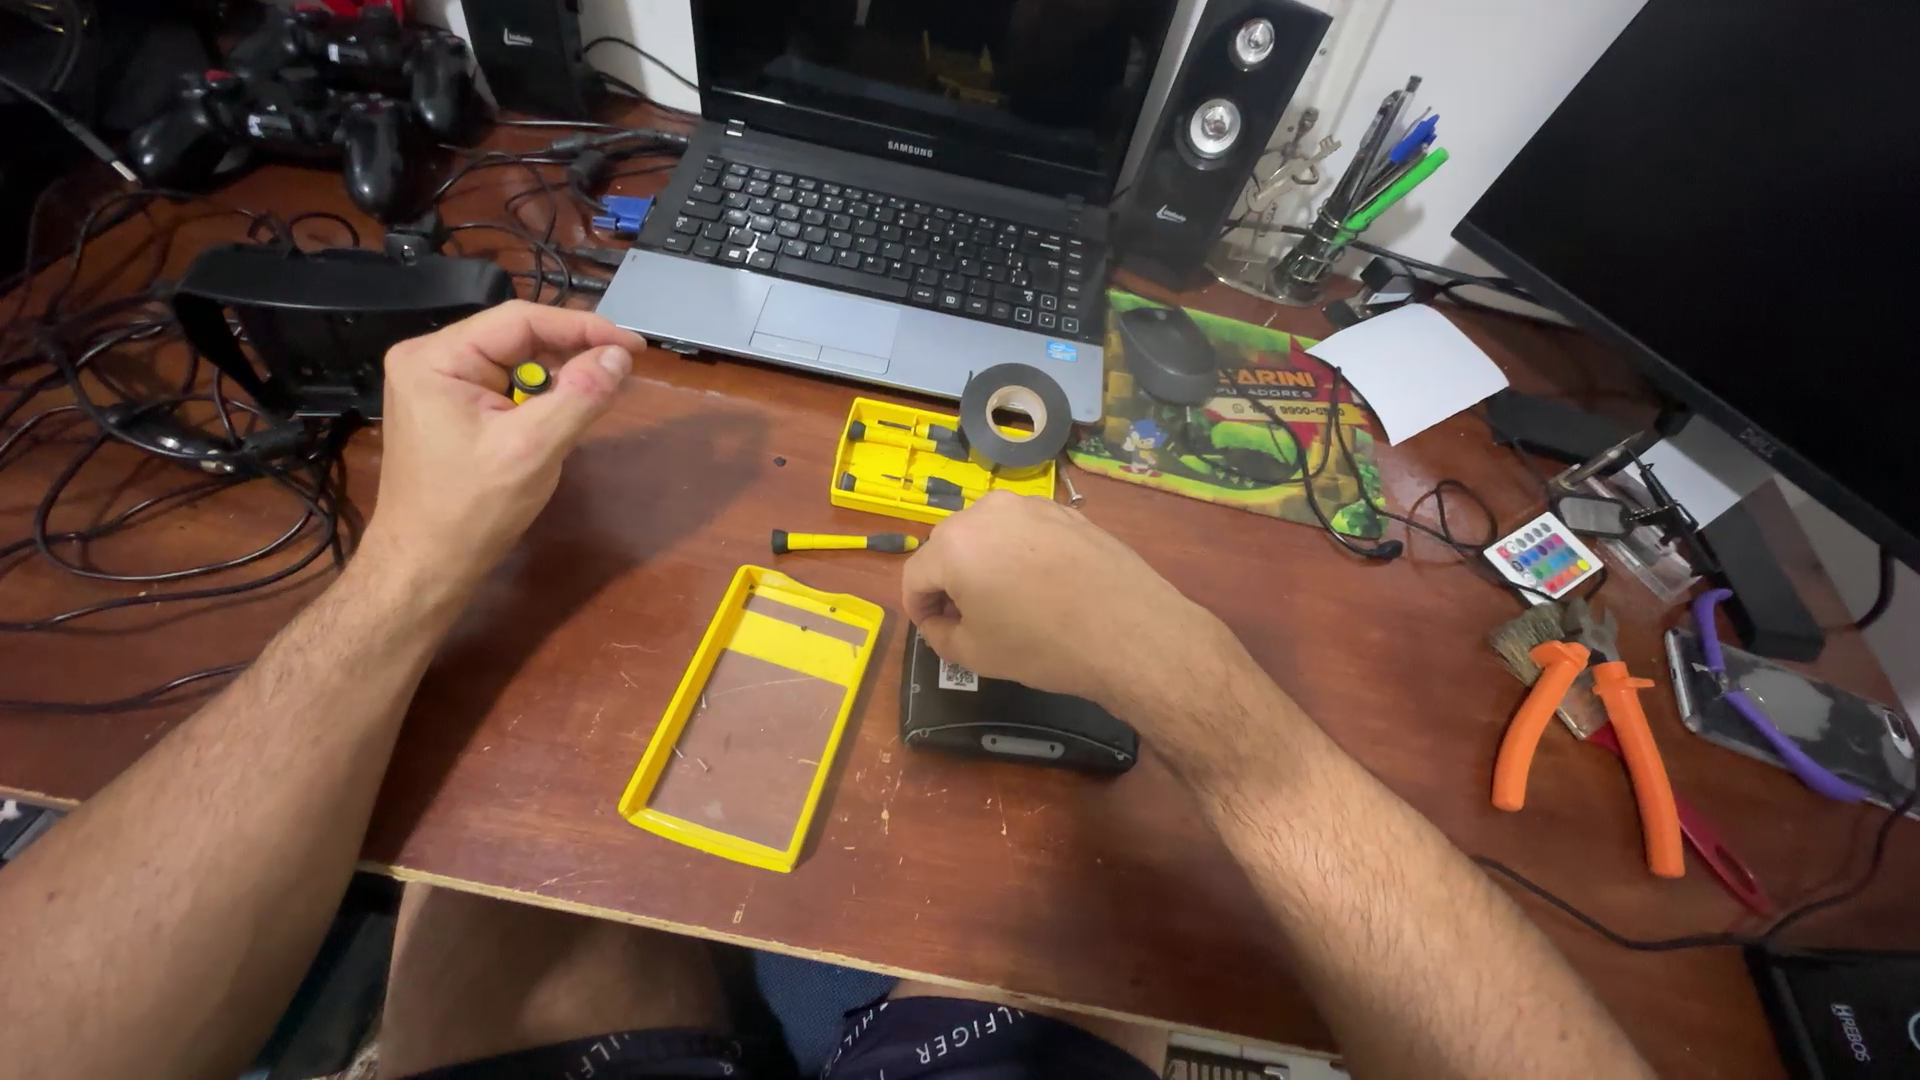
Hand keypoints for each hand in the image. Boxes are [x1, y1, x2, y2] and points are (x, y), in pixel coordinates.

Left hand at [358, 301, 646, 597]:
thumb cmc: (473, 507)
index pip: (521, 321)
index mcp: (437, 358)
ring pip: (519, 362)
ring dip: (565, 374)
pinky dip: (548, 395)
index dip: (583, 327)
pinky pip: (511, 387)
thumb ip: (580, 397)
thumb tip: (620, 357)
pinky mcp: (456, 410)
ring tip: (605, 389)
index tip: (633, 346)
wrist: (429, 562)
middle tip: (625, 368)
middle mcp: (433, 361)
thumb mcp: (534, 448)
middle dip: (575, 350)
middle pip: (520, 338)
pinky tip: (573, 408)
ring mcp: (442, 386)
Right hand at [901, 492, 1245, 718]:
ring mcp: (1030, 505)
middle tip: (968, 619)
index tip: (934, 629)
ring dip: (984, 563)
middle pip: (949, 547)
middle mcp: (987, 511)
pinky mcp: (1065, 510)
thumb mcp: (976, 653)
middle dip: (949, 582)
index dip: (918, 608)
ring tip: (1008, 601)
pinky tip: (1043, 586)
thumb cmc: (1043, 645)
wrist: (1130, 631)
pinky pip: (1025, 531)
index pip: (915, 575)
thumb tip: (939, 621)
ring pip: (987, 534)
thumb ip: (940, 635)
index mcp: (955, 543)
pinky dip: (1019, 554)